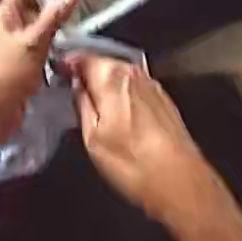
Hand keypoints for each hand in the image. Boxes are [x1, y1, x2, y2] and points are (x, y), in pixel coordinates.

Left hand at [0, 0, 78, 166]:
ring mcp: (14, 47)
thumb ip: (53, 17)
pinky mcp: (21, 66)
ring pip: (38, 32)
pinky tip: (69, 51)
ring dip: (55, 33)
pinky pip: (39, 51)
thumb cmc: (6, 74)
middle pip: (33, 11)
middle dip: (54, 11)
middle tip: (81, 8)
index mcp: (3, 14)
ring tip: (80, 28)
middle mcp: (7, 27)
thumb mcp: (33, 42)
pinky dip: (52, 50)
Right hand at [73, 56, 241, 240]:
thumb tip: (75, 86)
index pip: (80, 56)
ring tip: (98, 108)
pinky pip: (135, 88)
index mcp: (109, 75)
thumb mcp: (92, 138)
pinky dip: (125, 95)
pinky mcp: (164, 98)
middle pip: (101, 63)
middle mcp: (130, 70)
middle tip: (75, 93)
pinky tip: (123, 118)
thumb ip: (80, 103)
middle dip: (88, 74)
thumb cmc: (133, 163)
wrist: (183, 183)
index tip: (58, 73)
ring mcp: (150, 82)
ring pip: (119, 75)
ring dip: (107, 85)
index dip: (66, 64)